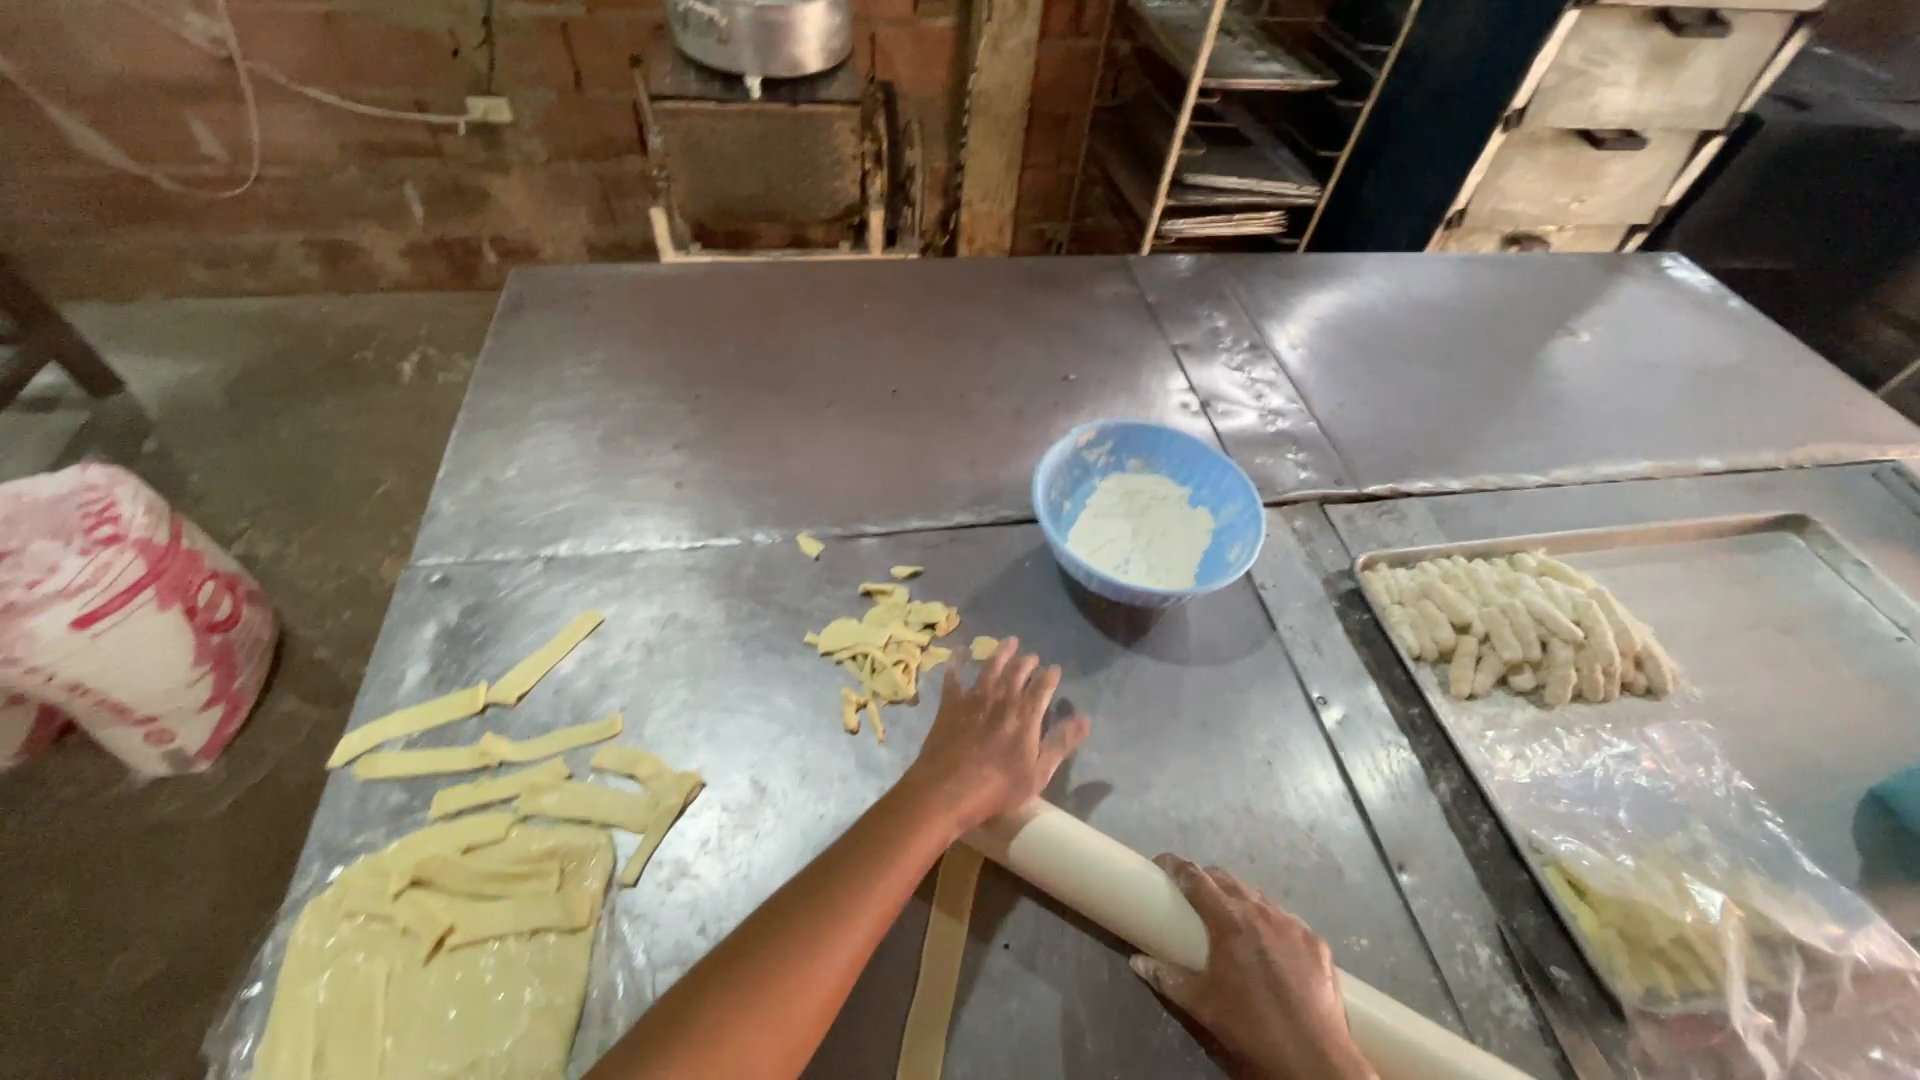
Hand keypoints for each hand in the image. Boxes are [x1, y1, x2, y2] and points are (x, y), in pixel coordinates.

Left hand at [902, 637, 1090, 834]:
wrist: (947, 790)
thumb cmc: (998, 787)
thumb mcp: (1038, 773)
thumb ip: (1061, 743)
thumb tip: (1085, 720)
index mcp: (1025, 714)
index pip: (1043, 686)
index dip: (1050, 676)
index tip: (1055, 669)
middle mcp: (1001, 698)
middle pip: (1017, 671)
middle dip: (1027, 661)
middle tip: (1032, 656)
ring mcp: (973, 698)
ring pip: (990, 667)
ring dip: (1001, 652)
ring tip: (1009, 641)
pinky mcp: (950, 704)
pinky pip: (954, 676)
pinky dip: (958, 661)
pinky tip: (961, 650)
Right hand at [1131, 856, 1375, 1079]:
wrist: (1314, 1057)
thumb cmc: (1250, 1025)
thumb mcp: (1200, 1003)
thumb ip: (1166, 977)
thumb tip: (1138, 961)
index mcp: (1229, 919)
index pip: (1195, 877)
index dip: (1175, 865)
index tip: (1161, 864)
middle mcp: (1261, 911)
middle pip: (1226, 878)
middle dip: (1205, 879)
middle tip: (1191, 895)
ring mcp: (1293, 924)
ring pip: (1257, 896)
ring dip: (1238, 898)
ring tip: (1229, 919)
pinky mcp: (1315, 941)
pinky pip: (1285, 919)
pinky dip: (1269, 921)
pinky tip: (1267, 945)